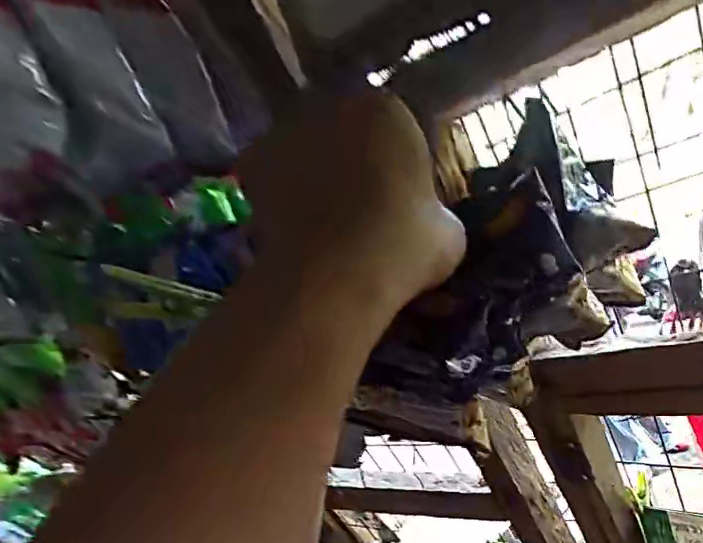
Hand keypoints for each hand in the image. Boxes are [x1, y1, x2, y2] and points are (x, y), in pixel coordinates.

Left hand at [238, 92, 464, 315]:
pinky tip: (309, 235)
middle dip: (363, 166)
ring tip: (340, 230)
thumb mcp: (450, 235)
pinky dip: (292, 200)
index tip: (413, 202)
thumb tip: (427, 218)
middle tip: (377, 215)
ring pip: (314, 153)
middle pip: (353, 134)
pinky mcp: (252, 163)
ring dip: (325, 181)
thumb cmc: (405, 247)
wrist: (335, 278)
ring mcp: (285, 130)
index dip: (409, 167)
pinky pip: (281, 179)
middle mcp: (331, 104)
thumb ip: (436, 212)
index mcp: (388, 111)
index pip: (404, 130)